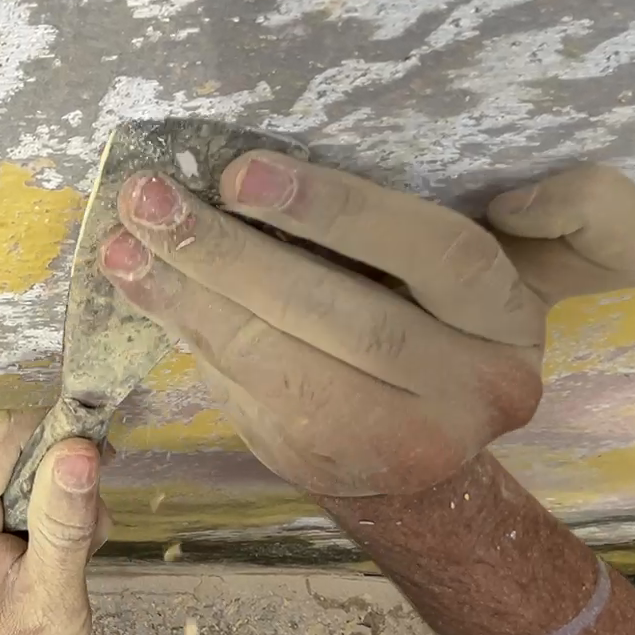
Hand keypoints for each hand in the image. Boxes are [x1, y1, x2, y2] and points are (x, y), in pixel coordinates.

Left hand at [0, 413, 108, 634]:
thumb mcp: (53, 595)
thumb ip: (64, 519)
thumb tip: (78, 446)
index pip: (4, 435)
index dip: (56, 434)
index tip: (103, 456)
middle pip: (13, 451)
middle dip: (60, 480)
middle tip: (88, 533)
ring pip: (16, 468)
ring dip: (54, 501)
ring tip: (69, 557)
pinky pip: (6, 487)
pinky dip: (38, 511)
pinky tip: (49, 553)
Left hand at [98, 158, 634, 495]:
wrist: (408, 463)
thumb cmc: (413, 341)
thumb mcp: (451, 280)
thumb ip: (420, 231)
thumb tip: (273, 171)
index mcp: (512, 312)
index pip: (446, 253)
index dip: (339, 211)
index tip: (239, 172)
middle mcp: (479, 378)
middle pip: (349, 309)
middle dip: (234, 250)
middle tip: (150, 197)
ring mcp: (405, 432)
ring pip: (282, 351)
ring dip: (187, 289)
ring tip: (121, 240)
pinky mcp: (329, 459)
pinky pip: (241, 382)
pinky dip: (180, 322)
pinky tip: (132, 279)